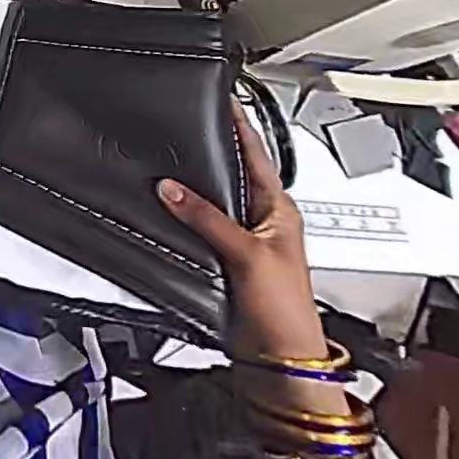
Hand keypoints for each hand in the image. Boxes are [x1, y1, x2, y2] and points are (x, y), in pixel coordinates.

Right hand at [156, 102, 325, 360]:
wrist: (281, 360)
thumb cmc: (287, 312)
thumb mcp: (247, 254)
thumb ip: (207, 217)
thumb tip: (171, 188)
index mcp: (280, 208)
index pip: (256, 152)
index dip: (239, 123)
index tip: (223, 97)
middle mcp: (263, 217)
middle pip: (234, 170)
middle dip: (213, 146)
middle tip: (191, 118)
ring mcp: (245, 236)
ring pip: (216, 195)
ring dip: (197, 180)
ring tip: (176, 153)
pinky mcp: (228, 254)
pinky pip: (203, 220)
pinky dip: (187, 208)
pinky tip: (172, 201)